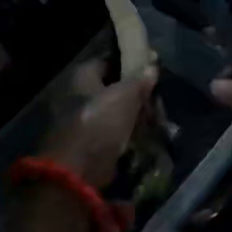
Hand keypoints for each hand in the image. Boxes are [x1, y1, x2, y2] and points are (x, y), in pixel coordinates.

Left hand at [34, 58, 156, 187]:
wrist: (80, 169)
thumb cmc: (101, 122)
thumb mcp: (126, 94)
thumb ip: (139, 80)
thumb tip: (151, 67)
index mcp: (80, 77)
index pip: (106, 62)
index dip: (127, 64)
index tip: (149, 70)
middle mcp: (75, 96)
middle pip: (110, 89)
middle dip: (133, 94)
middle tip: (155, 99)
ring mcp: (79, 123)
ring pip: (113, 113)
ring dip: (133, 116)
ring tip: (155, 119)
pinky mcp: (86, 146)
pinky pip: (112, 134)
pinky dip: (127, 135)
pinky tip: (144, 137)